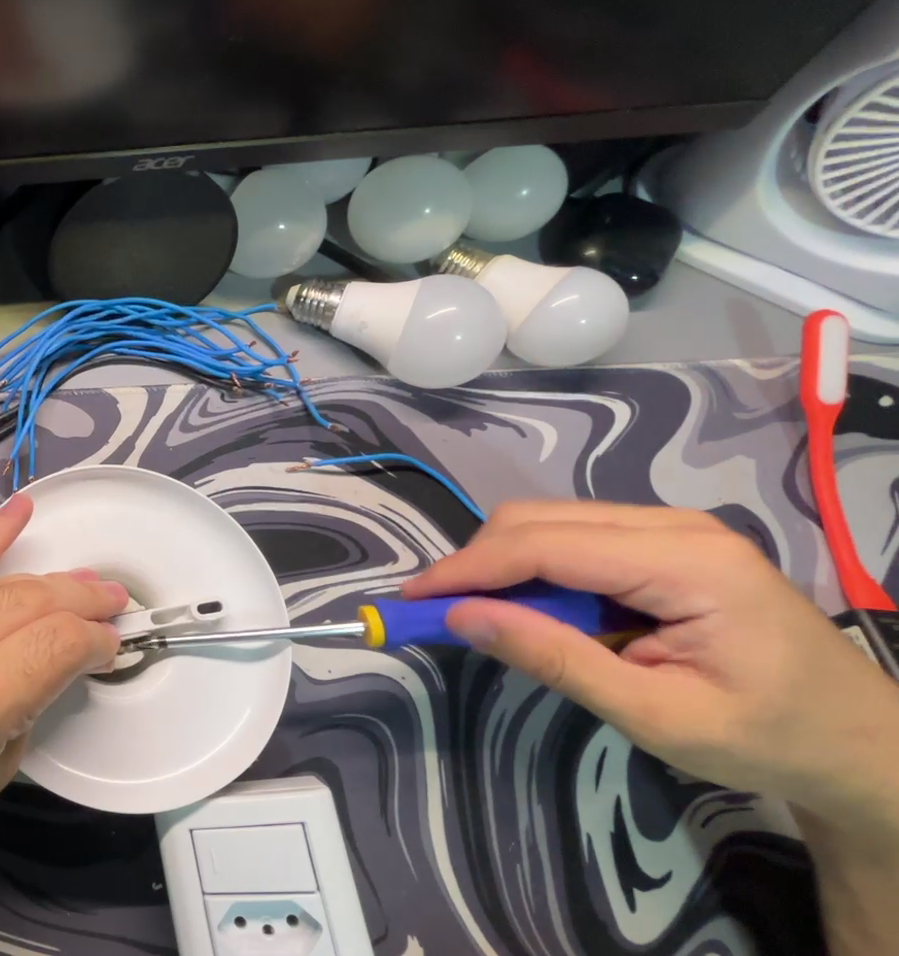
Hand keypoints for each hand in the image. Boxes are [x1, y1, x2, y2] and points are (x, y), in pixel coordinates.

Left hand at [0, 494, 125, 950]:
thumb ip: (30, 704)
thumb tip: (63, 656)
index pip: (57, 643)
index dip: (97, 638)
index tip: (115, 642)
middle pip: (29, 601)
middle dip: (80, 598)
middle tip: (114, 599)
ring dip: (45, 578)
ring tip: (84, 579)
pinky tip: (19, 511)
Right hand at [404, 501, 898, 842]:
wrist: (864, 745)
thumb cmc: (768, 738)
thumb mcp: (655, 715)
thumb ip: (554, 658)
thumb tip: (459, 617)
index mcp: (687, 564)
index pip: (543, 545)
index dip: (467, 567)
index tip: (412, 598)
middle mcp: (675, 526)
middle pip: (537, 520)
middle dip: (478, 563)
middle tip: (445, 614)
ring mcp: (672, 528)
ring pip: (547, 522)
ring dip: (503, 566)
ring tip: (488, 617)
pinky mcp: (664, 540)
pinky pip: (571, 537)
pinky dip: (534, 570)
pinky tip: (536, 610)